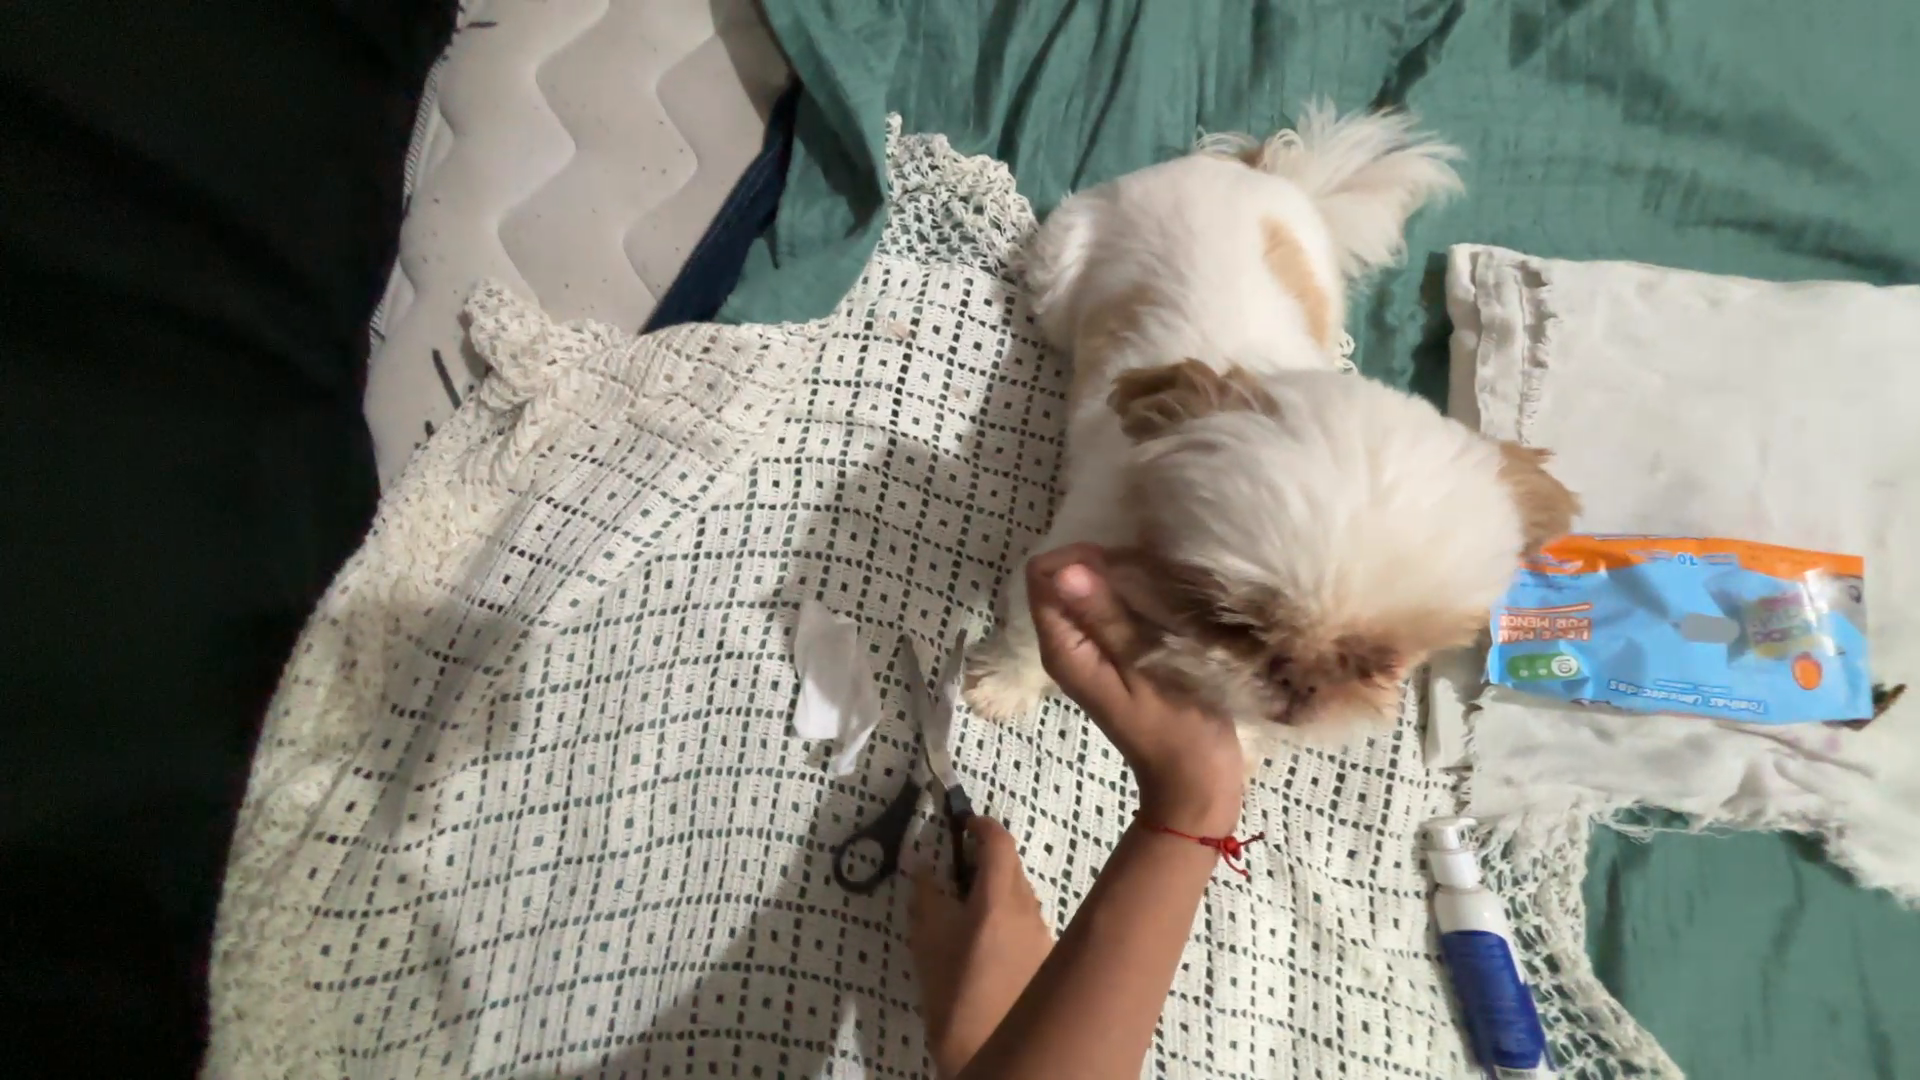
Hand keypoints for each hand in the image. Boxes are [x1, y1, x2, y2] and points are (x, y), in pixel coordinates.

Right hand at [908, 817, 1053, 1077]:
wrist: (996, 1056)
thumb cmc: (954, 994)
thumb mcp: (927, 941)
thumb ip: (926, 895)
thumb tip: (924, 865)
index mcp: (997, 897)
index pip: (998, 841)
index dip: (981, 825)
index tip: (963, 825)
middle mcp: (1027, 907)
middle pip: (1010, 865)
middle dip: (985, 859)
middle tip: (957, 873)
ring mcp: (1042, 933)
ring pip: (1020, 894)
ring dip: (998, 889)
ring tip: (970, 913)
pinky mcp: (1048, 957)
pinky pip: (1027, 920)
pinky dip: (1009, 917)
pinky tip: (990, 945)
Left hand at [1026, 544, 1246, 834]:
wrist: (1195, 781)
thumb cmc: (1178, 728)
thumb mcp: (1145, 669)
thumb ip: (1106, 618)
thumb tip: (1064, 572)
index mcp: (1063, 648)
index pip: (1042, 575)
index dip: (1078, 558)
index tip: (1126, 566)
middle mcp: (1066, 644)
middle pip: (1063, 578)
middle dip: (1103, 564)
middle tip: (1154, 579)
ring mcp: (1088, 648)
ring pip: (1089, 588)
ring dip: (1123, 578)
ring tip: (1166, 590)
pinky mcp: (1111, 652)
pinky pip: (1109, 606)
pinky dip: (1133, 595)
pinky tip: (1167, 604)